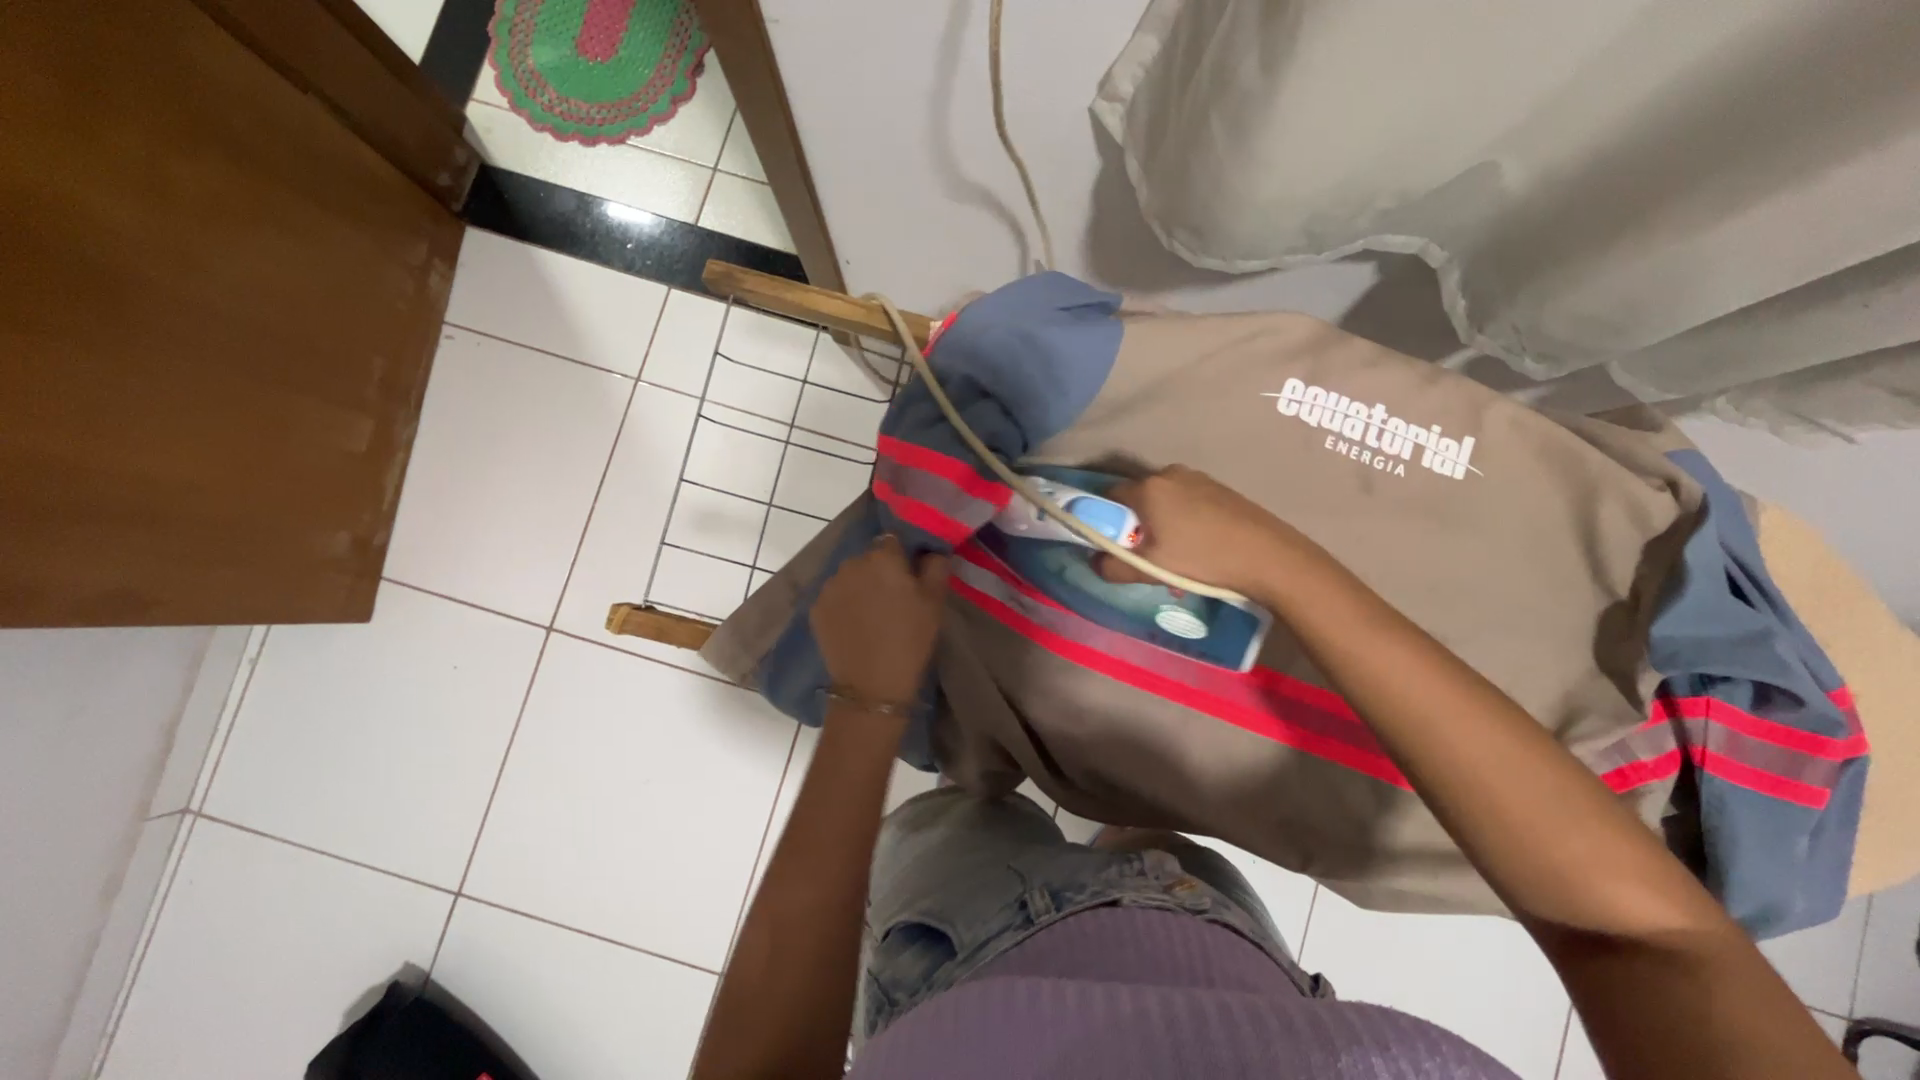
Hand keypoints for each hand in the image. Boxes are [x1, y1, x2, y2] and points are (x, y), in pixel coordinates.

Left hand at [809, 534, 950, 704]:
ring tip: (872, 615)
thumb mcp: (935, 602)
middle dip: (880, 571)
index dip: (903, 556)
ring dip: (860, 586)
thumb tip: (931, 551)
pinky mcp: (815, 608)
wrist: (871, 686)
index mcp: (882, 557)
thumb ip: (936, 566)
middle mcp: (851, 563)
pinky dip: (843, 605)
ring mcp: (829, 586)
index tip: (911, 577)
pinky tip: (854, 626)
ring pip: (849, 576)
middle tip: (894, 599)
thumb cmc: (909, 640)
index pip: (894, 540)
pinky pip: (834, 596)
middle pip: (869, 558)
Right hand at [1098, 465, 1315, 593]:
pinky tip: (1197, 541)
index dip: (1104, 518)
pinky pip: (1186, 499)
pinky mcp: (1219, 487)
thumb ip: (1113, 565)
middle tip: (1144, 552)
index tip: (1111, 542)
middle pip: (1137, 495)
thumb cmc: (1200, 560)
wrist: (1266, 556)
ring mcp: (1198, 477)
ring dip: (1160, 519)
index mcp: (1148, 488)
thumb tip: (1095, 561)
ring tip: (1174, 550)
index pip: (1109, 495)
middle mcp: (1169, 473)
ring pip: (1163, 497)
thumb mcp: (1150, 569)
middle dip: (1134, 521)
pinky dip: (1182, 516)